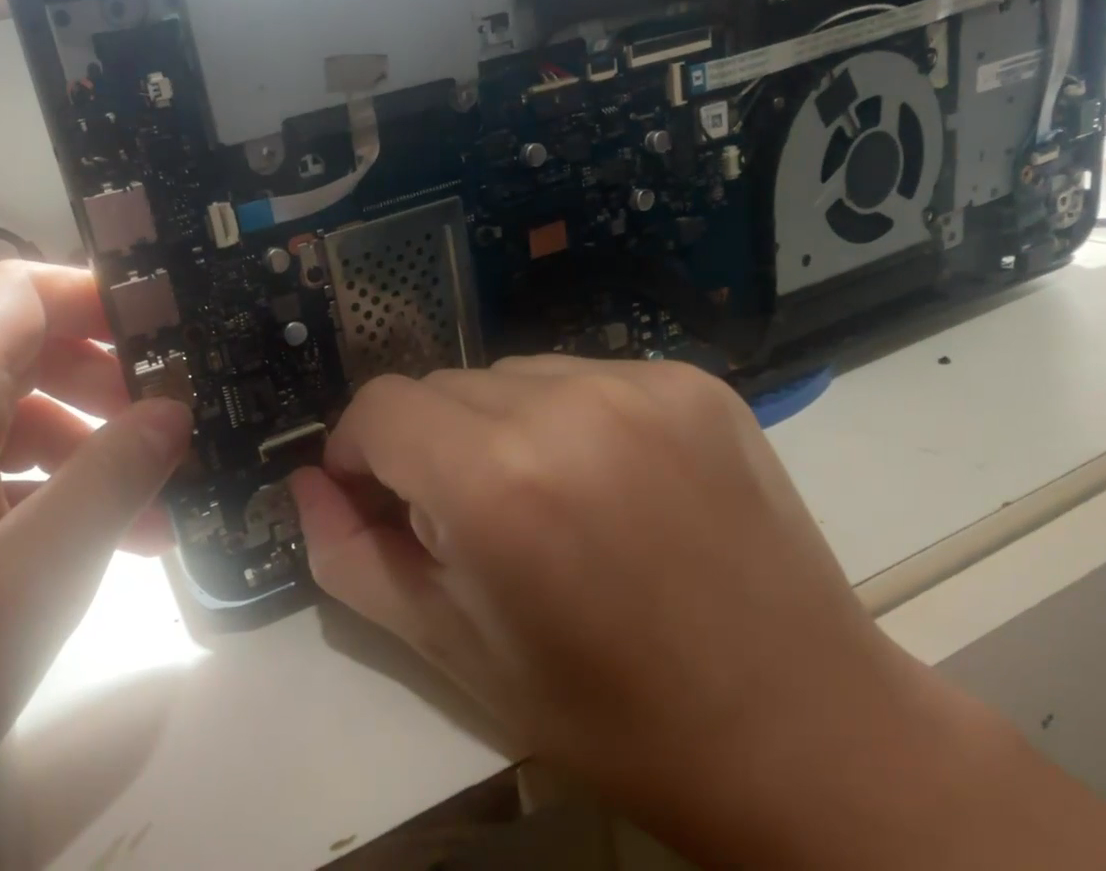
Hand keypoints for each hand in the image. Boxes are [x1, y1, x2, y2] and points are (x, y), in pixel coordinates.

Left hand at [0, 262, 191, 869]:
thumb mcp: (25, 589)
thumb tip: (171, 410)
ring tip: (155, 512)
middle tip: (180, 434)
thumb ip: (107, 485)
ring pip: (1, 421)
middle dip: (107, 382)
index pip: (21, 294)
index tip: (174, 343)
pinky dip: (38, 493)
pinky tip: (87, 548)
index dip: (101, 298)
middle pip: (17, 354)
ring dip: (82, 450)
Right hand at [292, 356, 1105, 868]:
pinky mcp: (698, 383)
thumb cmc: (604, 710)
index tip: (378, 501)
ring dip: (496, 427)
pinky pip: (584, 376)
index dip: (360, 453)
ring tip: (543, 504)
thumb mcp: (447, 649)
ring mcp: (643, 385)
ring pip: (510, 376)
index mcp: (496, 482)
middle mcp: (567, 407)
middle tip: (468, 525)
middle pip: (441, 386)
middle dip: (428, 446)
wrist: (798, 729)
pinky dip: (566, 419)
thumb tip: (307, 485)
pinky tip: (607, 486)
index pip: (379, 406)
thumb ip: (349, 556)